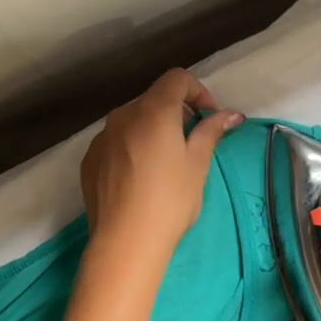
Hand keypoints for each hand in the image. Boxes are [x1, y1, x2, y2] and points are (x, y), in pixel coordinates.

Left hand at [81, 69, 243, 256]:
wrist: (125, 242)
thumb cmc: (170, 200)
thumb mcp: (198, 164)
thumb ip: (211, 131)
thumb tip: (231, 114)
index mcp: (153, 110)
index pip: (176, 78)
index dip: (197, 92)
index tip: (209, 118)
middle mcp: (123, 115)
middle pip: (153, 100)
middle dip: (175, 113)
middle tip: (191, 144)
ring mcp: (101, 137)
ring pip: (132, 122)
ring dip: (151, 131)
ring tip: (163, 165)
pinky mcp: (89, 160)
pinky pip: (115, 143)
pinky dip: (130, 149)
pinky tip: (139, 180)